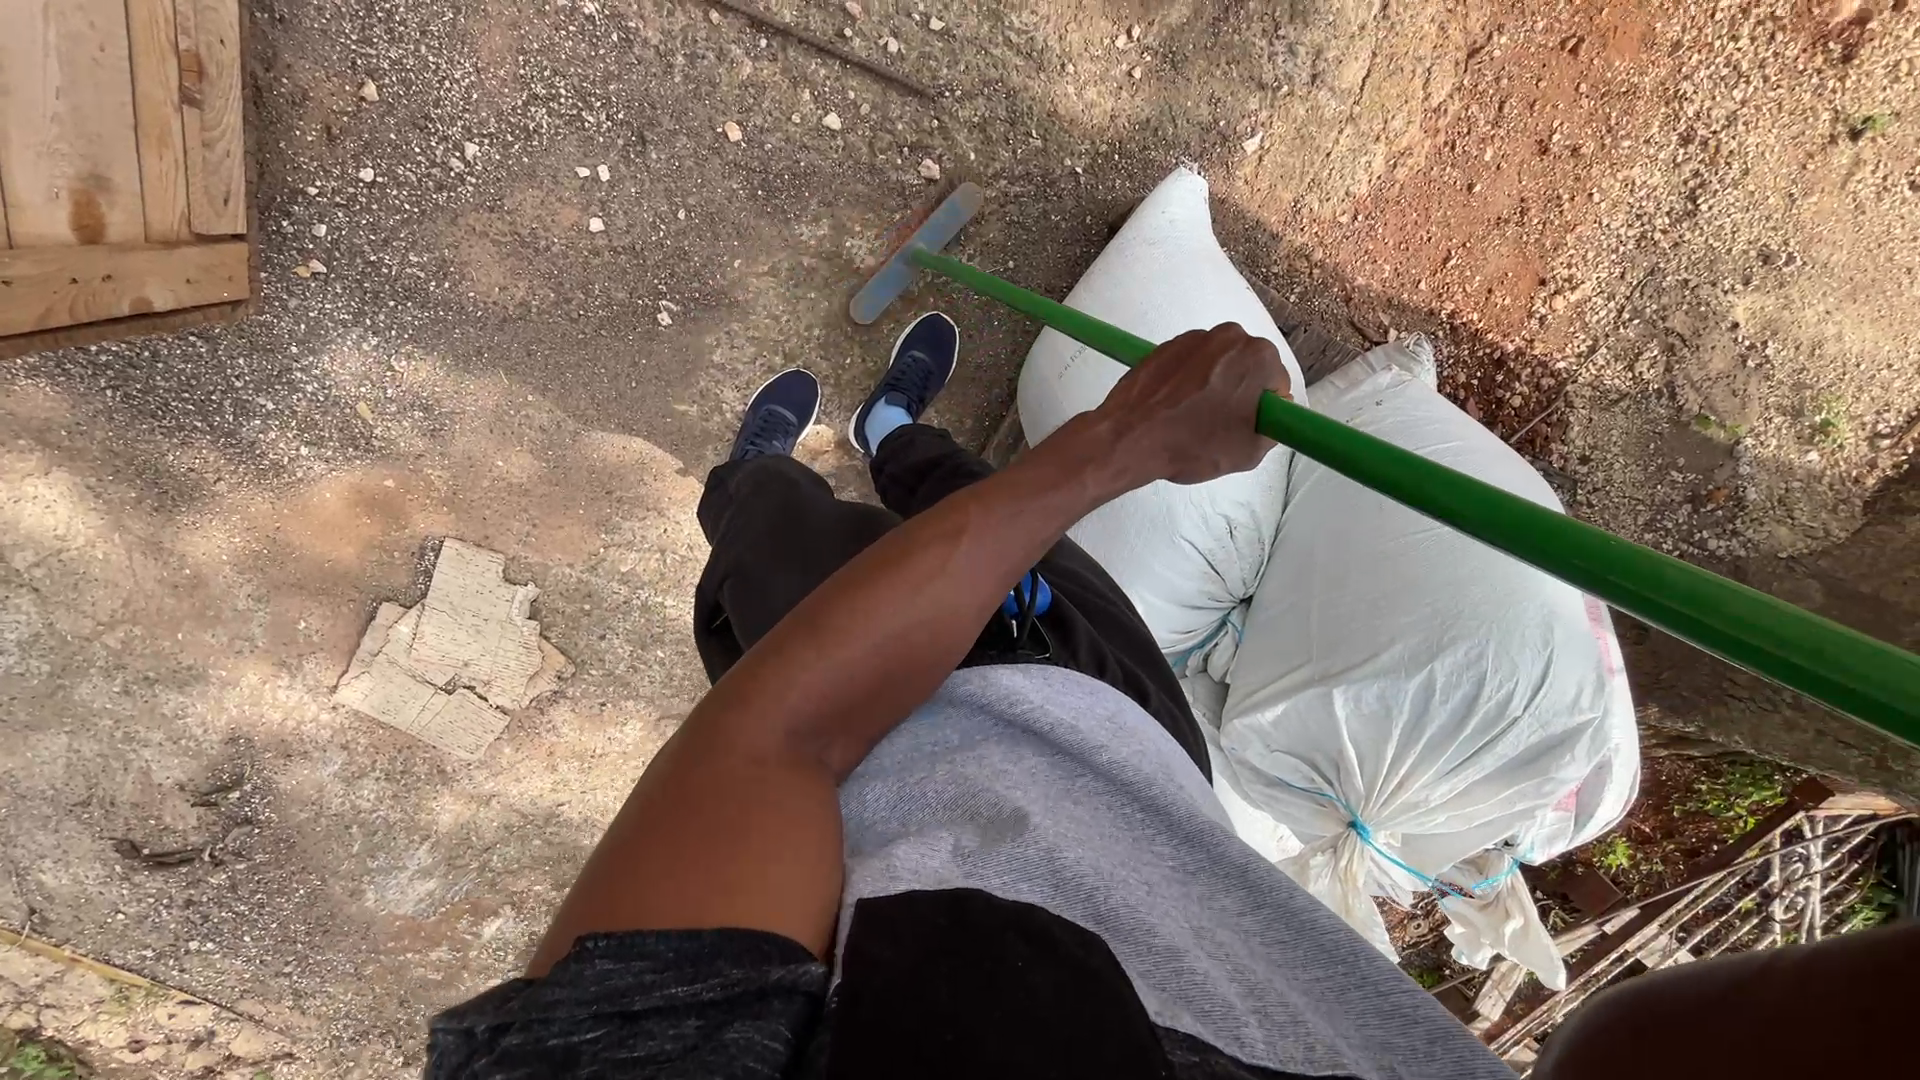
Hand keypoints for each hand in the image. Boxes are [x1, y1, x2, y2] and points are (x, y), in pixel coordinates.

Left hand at [1083, 323, 1291, 487]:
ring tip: (1192, 418)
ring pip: (1217, 365)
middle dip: (1239, 392)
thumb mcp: (1249, 451)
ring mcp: (1194, 338)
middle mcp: (1229, 336)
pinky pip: (1188, 364)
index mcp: (1259, 356)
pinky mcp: (1165, 346)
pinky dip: (1186, 381)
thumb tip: (1272, 419)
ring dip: (1212, 385)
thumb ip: (1273, 430)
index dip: (1265, 409)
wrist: (1129, 437)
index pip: (1276, 384)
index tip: (1248, 425)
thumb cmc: (1191, 444)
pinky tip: (1174, 407)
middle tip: (1220, 425)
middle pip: (1247, 368)